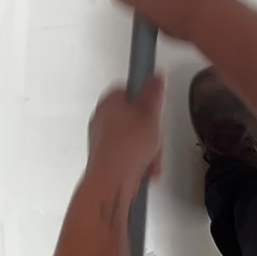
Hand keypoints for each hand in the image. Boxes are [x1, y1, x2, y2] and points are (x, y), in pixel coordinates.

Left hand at [85, 73, 165, 192]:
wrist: (113, 178)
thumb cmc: (126, 147)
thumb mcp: (151, 112)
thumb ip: (154, 91)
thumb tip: (155, 76)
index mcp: (109, 100)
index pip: (128, 88)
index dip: (145, 97)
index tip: (154, 103)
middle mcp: (101, 117)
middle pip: (131, 115)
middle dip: (147, 127)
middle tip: (153, 133)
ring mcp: (101, 138)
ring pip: (130, 136)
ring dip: (144, 146)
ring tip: (150, 155)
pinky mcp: (104, 156)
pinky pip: (125, 153)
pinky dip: (136, 159)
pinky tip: (144, 166)